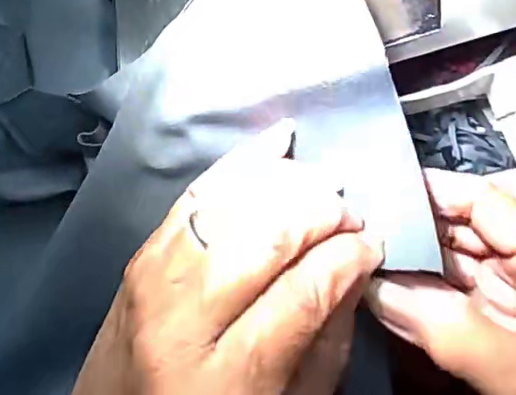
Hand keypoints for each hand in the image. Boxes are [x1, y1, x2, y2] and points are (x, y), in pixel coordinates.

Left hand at [73, 121, 383, 394]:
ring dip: (286, 183)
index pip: (299, 295)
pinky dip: (241, 162)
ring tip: (322, 186)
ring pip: (231, 202)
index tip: (372, 244)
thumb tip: (356, 267)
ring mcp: (154, 274)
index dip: (344, 259)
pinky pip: (198, 189)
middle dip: (318, 214)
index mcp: (224, 382)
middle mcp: (181, 318)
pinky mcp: (143, 248)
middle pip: (264, 238)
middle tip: (351, 214)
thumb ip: (324, 343)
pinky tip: (277, 143)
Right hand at [364, 170, 515, 394]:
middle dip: (413, 232)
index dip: (432, 189)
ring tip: (362, 263)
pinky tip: (388, 306)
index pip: (485, 201)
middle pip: (465, 237)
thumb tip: (381, 289)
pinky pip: (458, 319)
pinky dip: (424, 312)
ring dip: (412, 273)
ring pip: (456, 279)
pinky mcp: (514, 356)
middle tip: (358, 230)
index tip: (379, 188)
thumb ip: (457, 330)